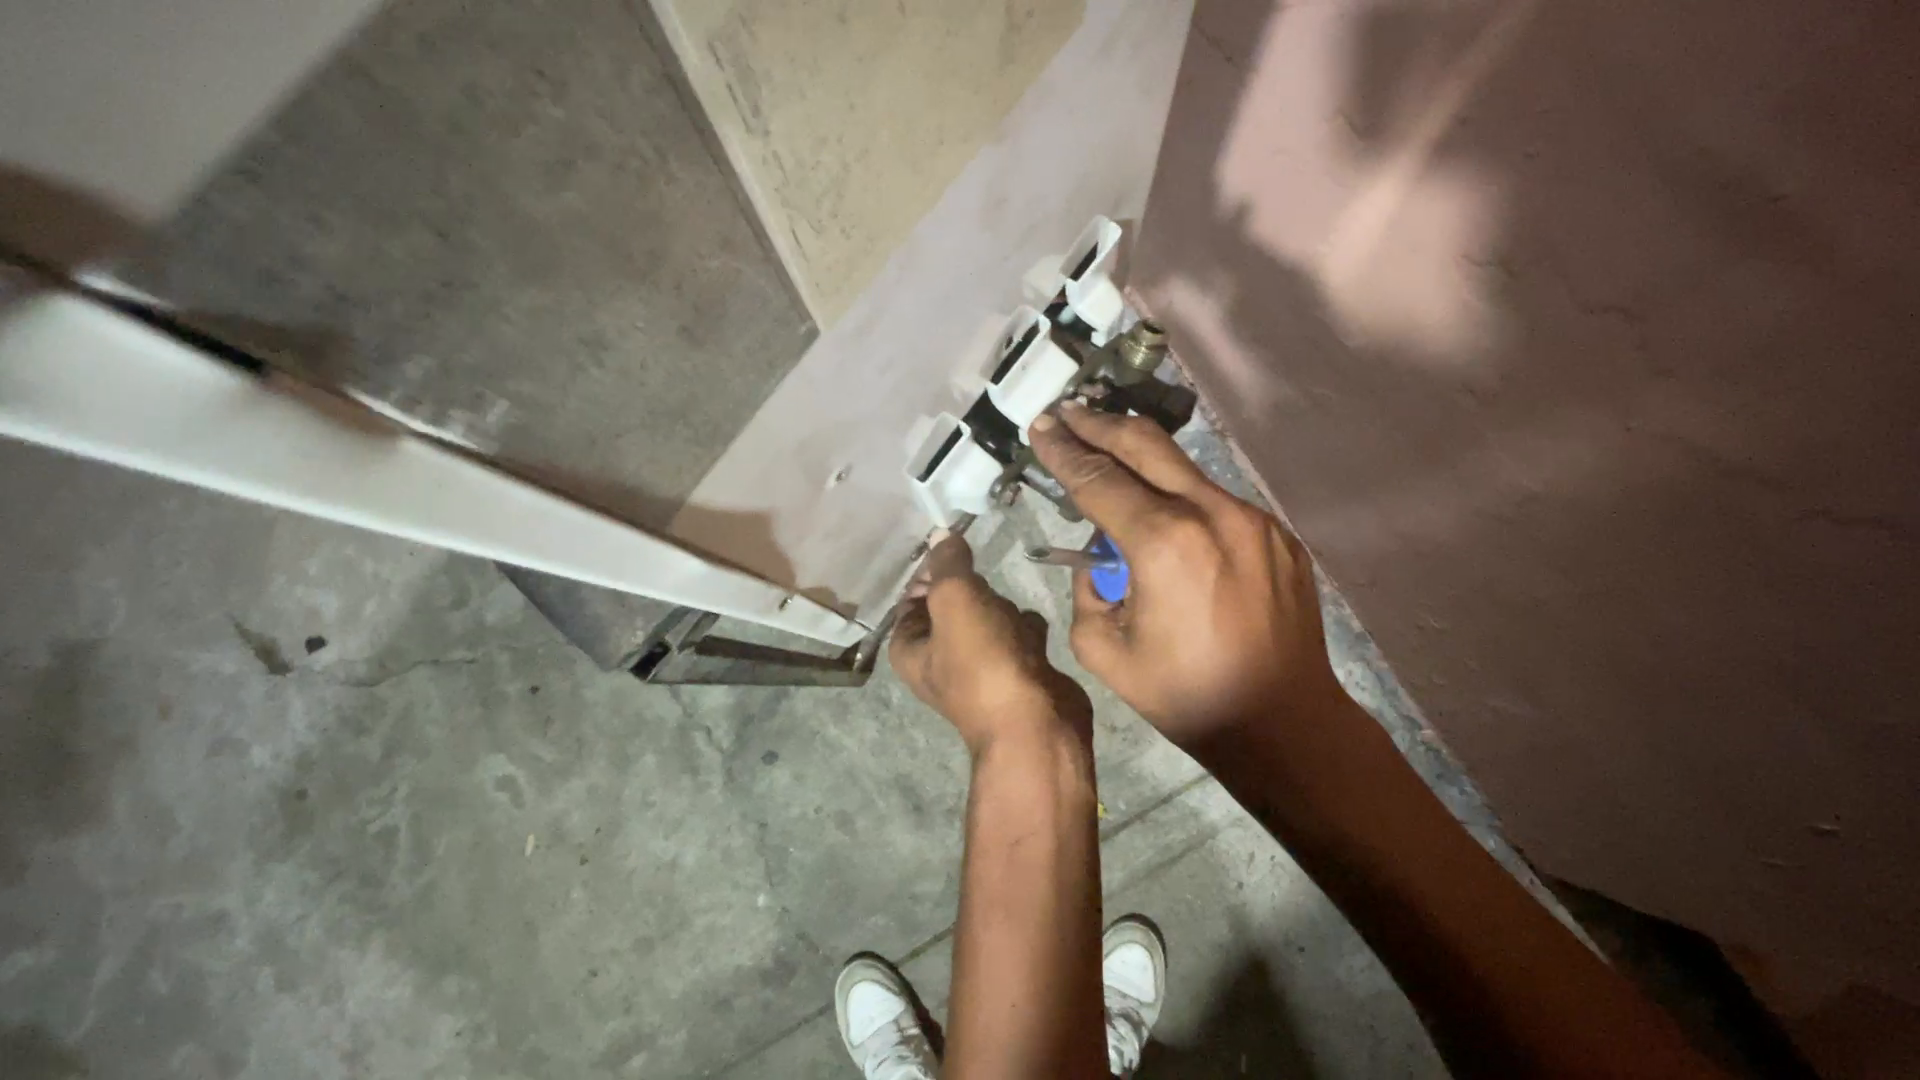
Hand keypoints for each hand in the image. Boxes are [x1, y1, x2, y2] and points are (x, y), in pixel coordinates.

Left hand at [889, 533, 1093, 754]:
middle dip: (977, 593)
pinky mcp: (1015, 673)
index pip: (914, 593)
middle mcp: (938, 659)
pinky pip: (1019, 634)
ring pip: (990, 615)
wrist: (1036, 724)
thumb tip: (940, 534)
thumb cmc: (984, 662)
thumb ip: (947, 564)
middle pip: (955, 601)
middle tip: (988, 602)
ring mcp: (978, 668)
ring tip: (1013, 626)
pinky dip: (1027, 632)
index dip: (935, 569)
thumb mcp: (955, 600)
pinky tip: (1035, 637)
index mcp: (909, 648)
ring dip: (1005, 612)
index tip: (960, 552)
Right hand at [1027, 403, 1340, 745]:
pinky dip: (1183, 501)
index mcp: (1163, 542)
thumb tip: (1101, 560)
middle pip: (1146, 445)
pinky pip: (1218, 504)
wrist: (1281, 722)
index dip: (1062, 450)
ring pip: (1186, 470)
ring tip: (1111, 457)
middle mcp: (1212, 513)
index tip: (1041, 426)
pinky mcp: (1278, 535)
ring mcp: (1253, 520)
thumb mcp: (1104, 651)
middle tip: (1070, 413)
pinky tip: (1169, 521)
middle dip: (1100, 424)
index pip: (1098, 479)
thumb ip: (1087, 591)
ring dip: (1143, 460)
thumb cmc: (1184, 695)